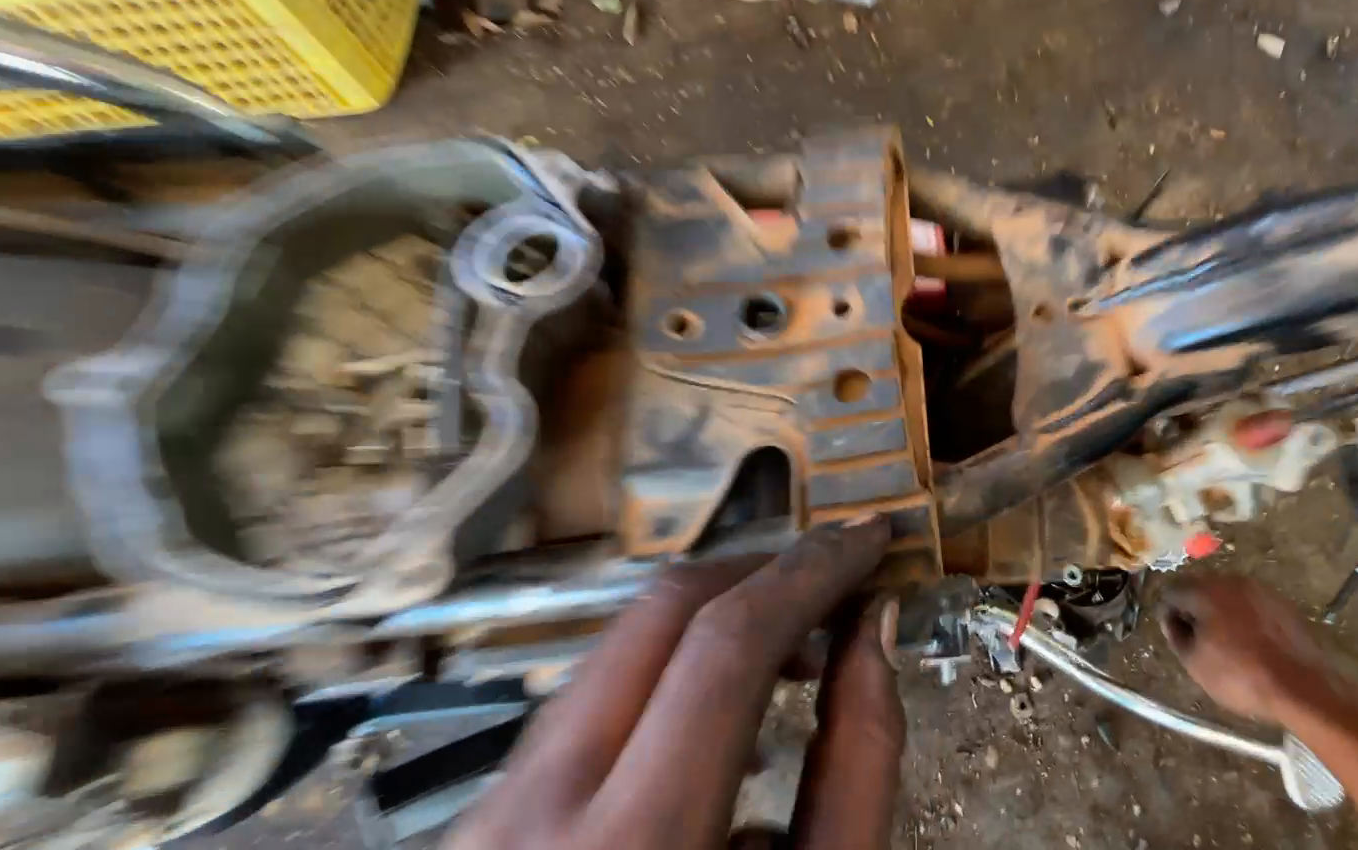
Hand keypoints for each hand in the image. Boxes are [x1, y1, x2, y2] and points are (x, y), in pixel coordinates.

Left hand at [444, 518, 901, 849]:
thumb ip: (859, 761)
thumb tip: (872, 628)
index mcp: (632, 848)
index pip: (725, 644)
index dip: (812, 571)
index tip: (870, 539)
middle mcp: (533, 811)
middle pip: (660, 613)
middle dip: (766, 572)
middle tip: (841, 576)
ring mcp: (490, 811)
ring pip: (621, 646)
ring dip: (720, 622)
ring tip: (800, 645)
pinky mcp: (485, 815)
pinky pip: (594, 699)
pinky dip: (674, 675)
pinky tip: (726, 712)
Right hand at [1157, 575, 1339, 721]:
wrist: (1301, 687)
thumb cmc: (1240, 676)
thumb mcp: (1194, 662)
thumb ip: (1175, 635)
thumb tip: (1172, 619)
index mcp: (1204, 591)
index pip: (1172, 591)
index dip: (1169, 614)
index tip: (1177, 636)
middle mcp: (1230, 580)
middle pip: (1200, 587)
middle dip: (1194, 609)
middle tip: (1199, 640)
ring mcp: (1259, 589)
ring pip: (1227, 595)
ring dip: (1220, 612)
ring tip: (1226, 643)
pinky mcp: (1280, 602)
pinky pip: (1250, 604)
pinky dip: (1243, 616)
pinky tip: (1251, 642)